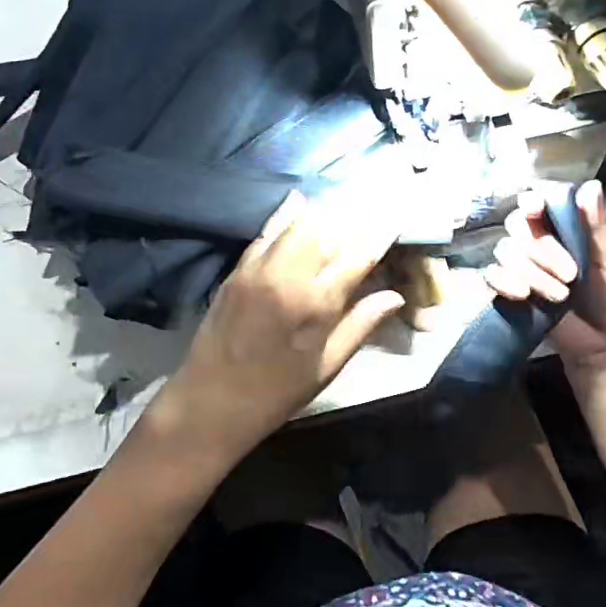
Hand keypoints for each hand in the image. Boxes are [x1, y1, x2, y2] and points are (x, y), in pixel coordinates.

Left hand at [152, 193, 404, 458]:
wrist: (210, 403)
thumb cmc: (277, 392)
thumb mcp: (328, 366)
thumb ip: (361, 325)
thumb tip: (395, 297)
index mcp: (316, 304)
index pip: (357, 257)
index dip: (378, 238)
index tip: (393, 224)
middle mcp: (288, 276)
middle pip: (327, 230)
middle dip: (351, 218)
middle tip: (369, 209)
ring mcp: (259, 269)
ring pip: (295, 224)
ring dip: (321, 213)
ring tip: (339, 203)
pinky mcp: (237, 270)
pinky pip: (266, 233)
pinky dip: (285, 217)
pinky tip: (297, 204)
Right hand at [484, 182, 605, 387]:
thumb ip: (599, 227)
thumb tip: (591, 186)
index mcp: (566, 227)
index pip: (539, 202)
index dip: (532, 201)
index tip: (536, 209)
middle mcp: (540, 240)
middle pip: (519, 226)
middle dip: (542, 250)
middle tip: (571, 275)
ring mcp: (523, 265)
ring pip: (506, 251)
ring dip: (532, 272)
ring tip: (559, 296)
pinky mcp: (510, 290)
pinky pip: (492, 275)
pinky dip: (504, 282)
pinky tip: (524, 295)